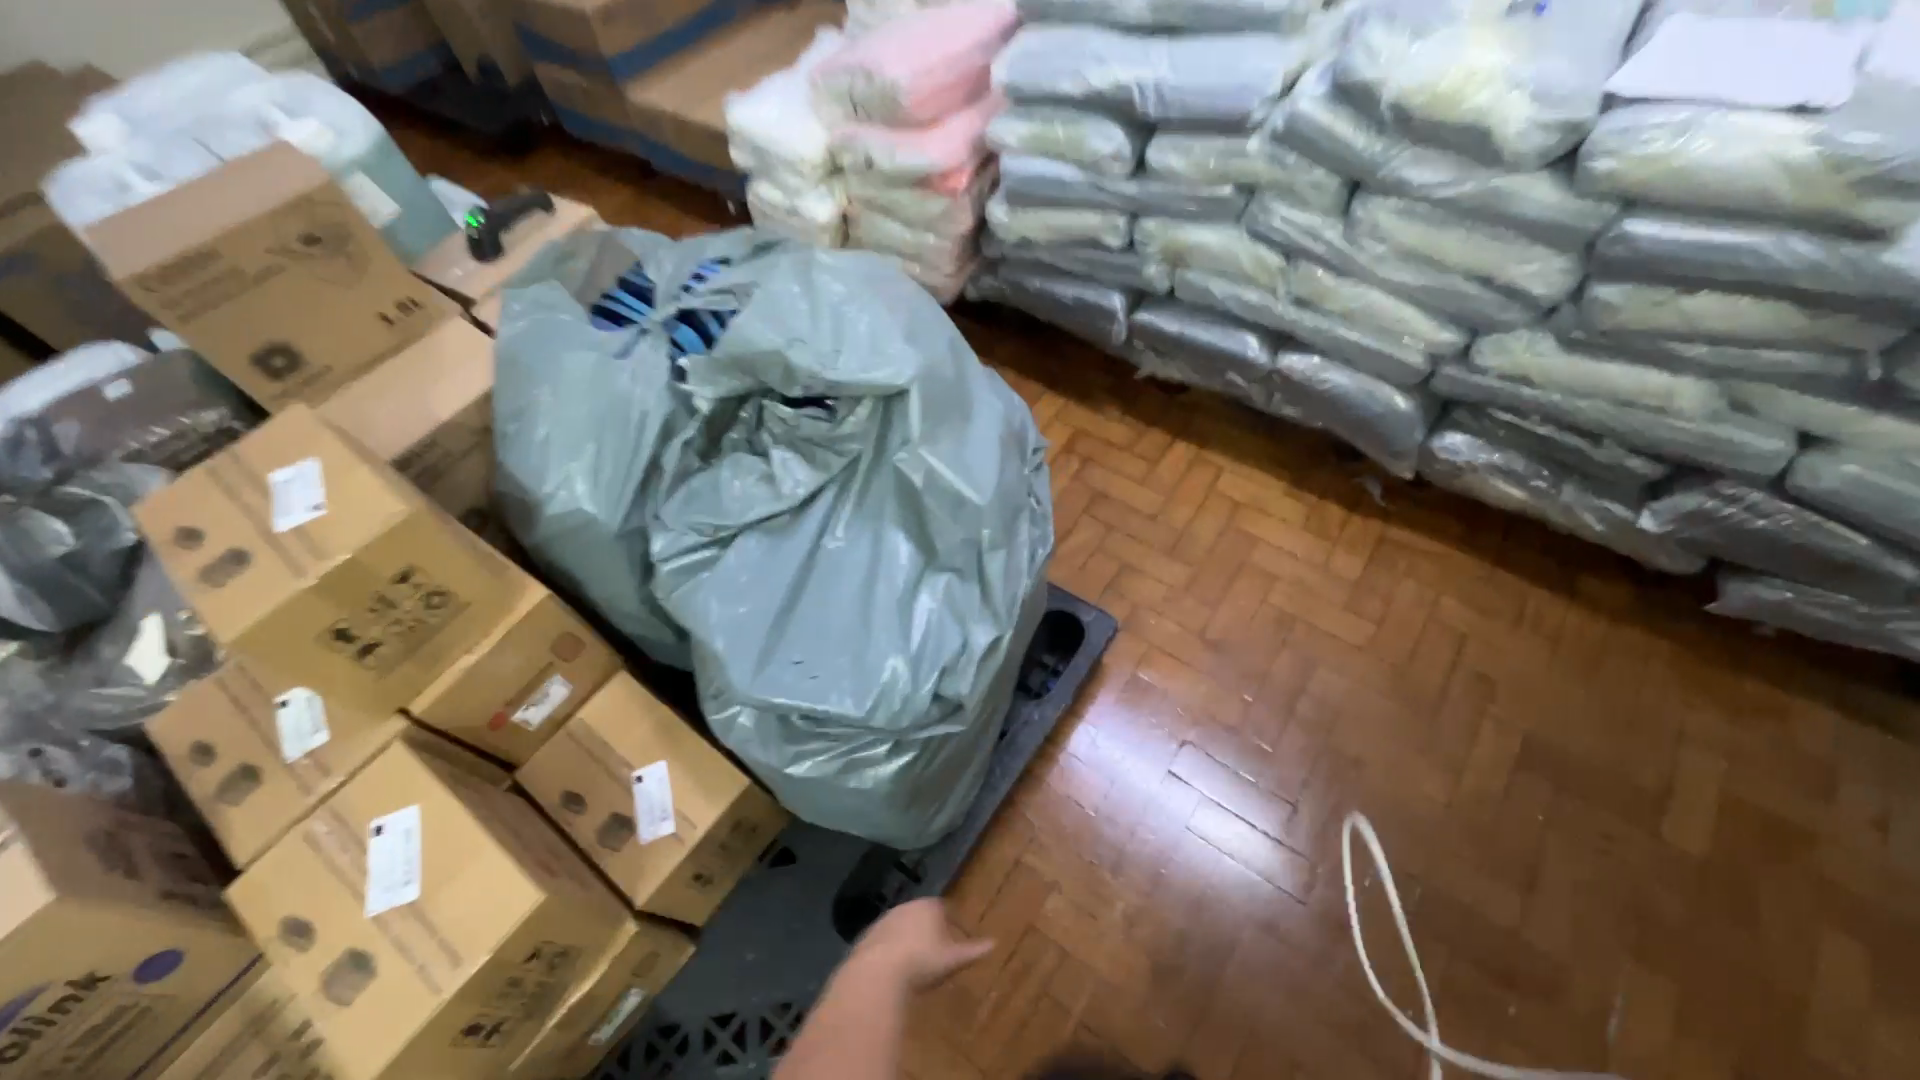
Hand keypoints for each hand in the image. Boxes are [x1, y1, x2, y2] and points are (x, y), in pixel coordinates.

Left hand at [846, 898, 994, 990]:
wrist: (877, 972)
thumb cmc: (922, 962)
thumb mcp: (953, 959)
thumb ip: (973, 950)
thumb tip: (994, 943)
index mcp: (928, 907)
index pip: (944, 907)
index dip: (952, 922)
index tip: (957, 937)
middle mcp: (905, 906)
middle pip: (922, 915)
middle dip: (930, 930)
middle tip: (938, 950)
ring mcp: (884, 920)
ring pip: (902, 927)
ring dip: (910, 939)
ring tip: (917, 962)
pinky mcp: (867, 936)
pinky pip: (885, 941)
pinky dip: (892, 950)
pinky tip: (896, 969)